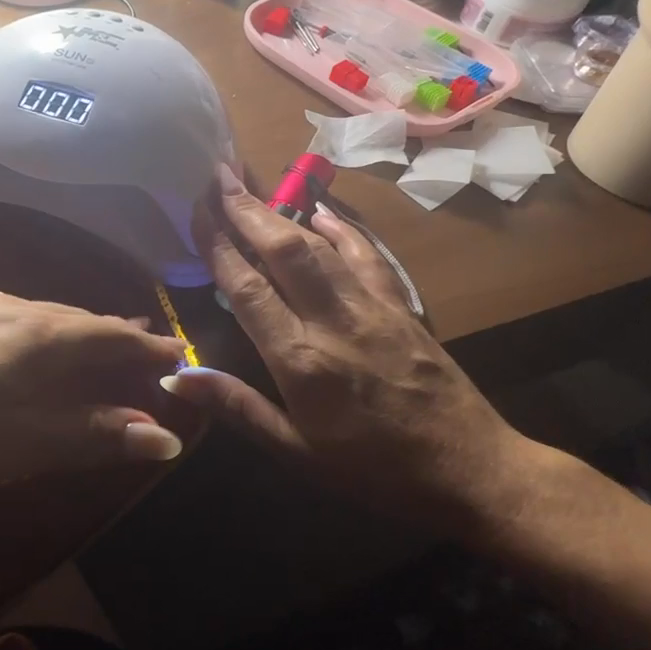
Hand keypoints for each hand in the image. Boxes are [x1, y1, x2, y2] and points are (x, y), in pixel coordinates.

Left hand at [0, 291, 189, 488]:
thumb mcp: (25, 442)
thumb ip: (93, 435)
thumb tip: (166, 436)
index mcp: (43, 336)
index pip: (113, 336)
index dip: (148, 349)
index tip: (178, 356)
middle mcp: (13, 304)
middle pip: (76, 318)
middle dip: (112, 335)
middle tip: (140, 347)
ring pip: (37, 312)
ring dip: (69, 329)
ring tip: (83, 341)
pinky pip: (1, 313)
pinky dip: (28, 329)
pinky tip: (11, 341)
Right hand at [164, 167, 543, 530]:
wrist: (476, 474)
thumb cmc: (375, 471)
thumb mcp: (296, 452)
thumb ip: (236, 407)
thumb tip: (174, 378)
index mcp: (301, 359)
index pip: (247, 288)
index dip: (217, 245)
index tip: (194, 211)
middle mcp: (334, 322)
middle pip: (284, 250)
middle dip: (246, 209)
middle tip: (216, 175)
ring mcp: (372, 309)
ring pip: (320, 246)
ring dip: (281, 212)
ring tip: (252, 184)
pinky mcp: (402, 308)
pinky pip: (366, 257)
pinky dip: (339, 230)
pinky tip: (320, 213)